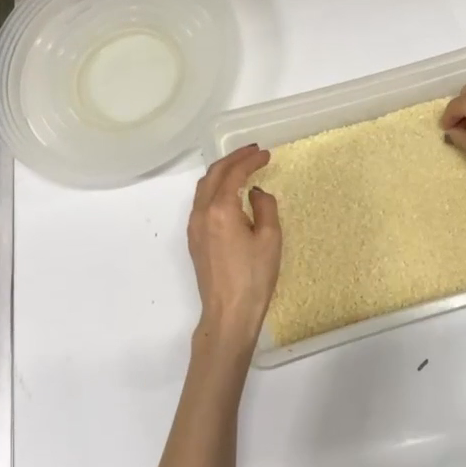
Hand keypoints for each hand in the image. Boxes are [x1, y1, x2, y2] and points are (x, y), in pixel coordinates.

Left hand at [186, 145, 282, 349]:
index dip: (250, 160)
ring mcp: (194, 227)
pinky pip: (202, 203)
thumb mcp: (270, 238)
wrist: (229, 313)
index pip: (234, 174)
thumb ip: (265, 207)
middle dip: (233, 160)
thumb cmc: (254, 277)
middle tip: (253, 152)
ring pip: (204, 188)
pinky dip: (216, 189)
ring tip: (242, 168)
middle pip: (213, 175)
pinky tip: (230, 193)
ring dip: (222, 173)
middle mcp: (202, 213)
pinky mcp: (195, 240)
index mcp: (220, 209)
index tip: (266, 154)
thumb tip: (255, 193)